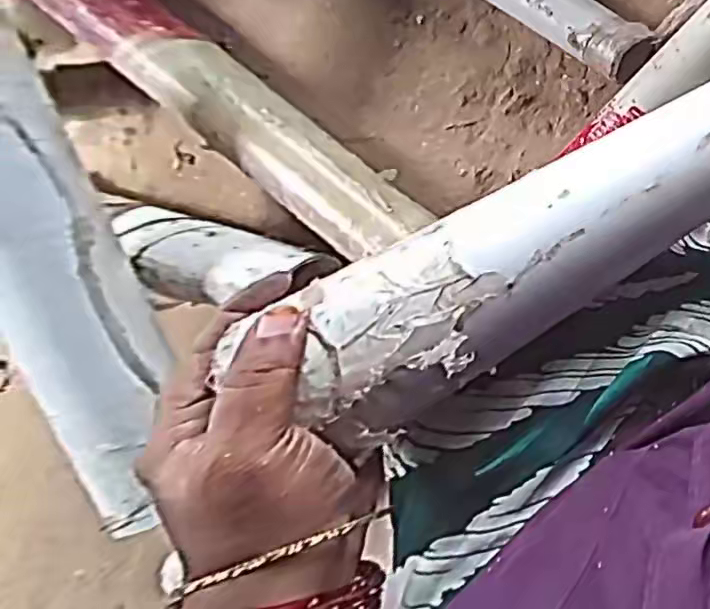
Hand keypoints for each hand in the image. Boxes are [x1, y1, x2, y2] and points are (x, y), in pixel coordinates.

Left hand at [140, 278, 380, 608]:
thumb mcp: (246, 450)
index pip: (212, 349)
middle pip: (268, 350)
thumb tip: (281, 318)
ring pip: (314, 363)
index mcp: (192, 428)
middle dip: (302, 317)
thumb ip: (259, 384)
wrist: (310, 563)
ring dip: (341, 338)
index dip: (247, 310)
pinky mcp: (336, 425)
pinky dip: (369, 361)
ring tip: (368, 308)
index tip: (288, 277)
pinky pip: (352, 380)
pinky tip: (386, 348)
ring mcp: (290, 422)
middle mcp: (238, 419)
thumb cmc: (259, 527)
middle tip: (337, 287)